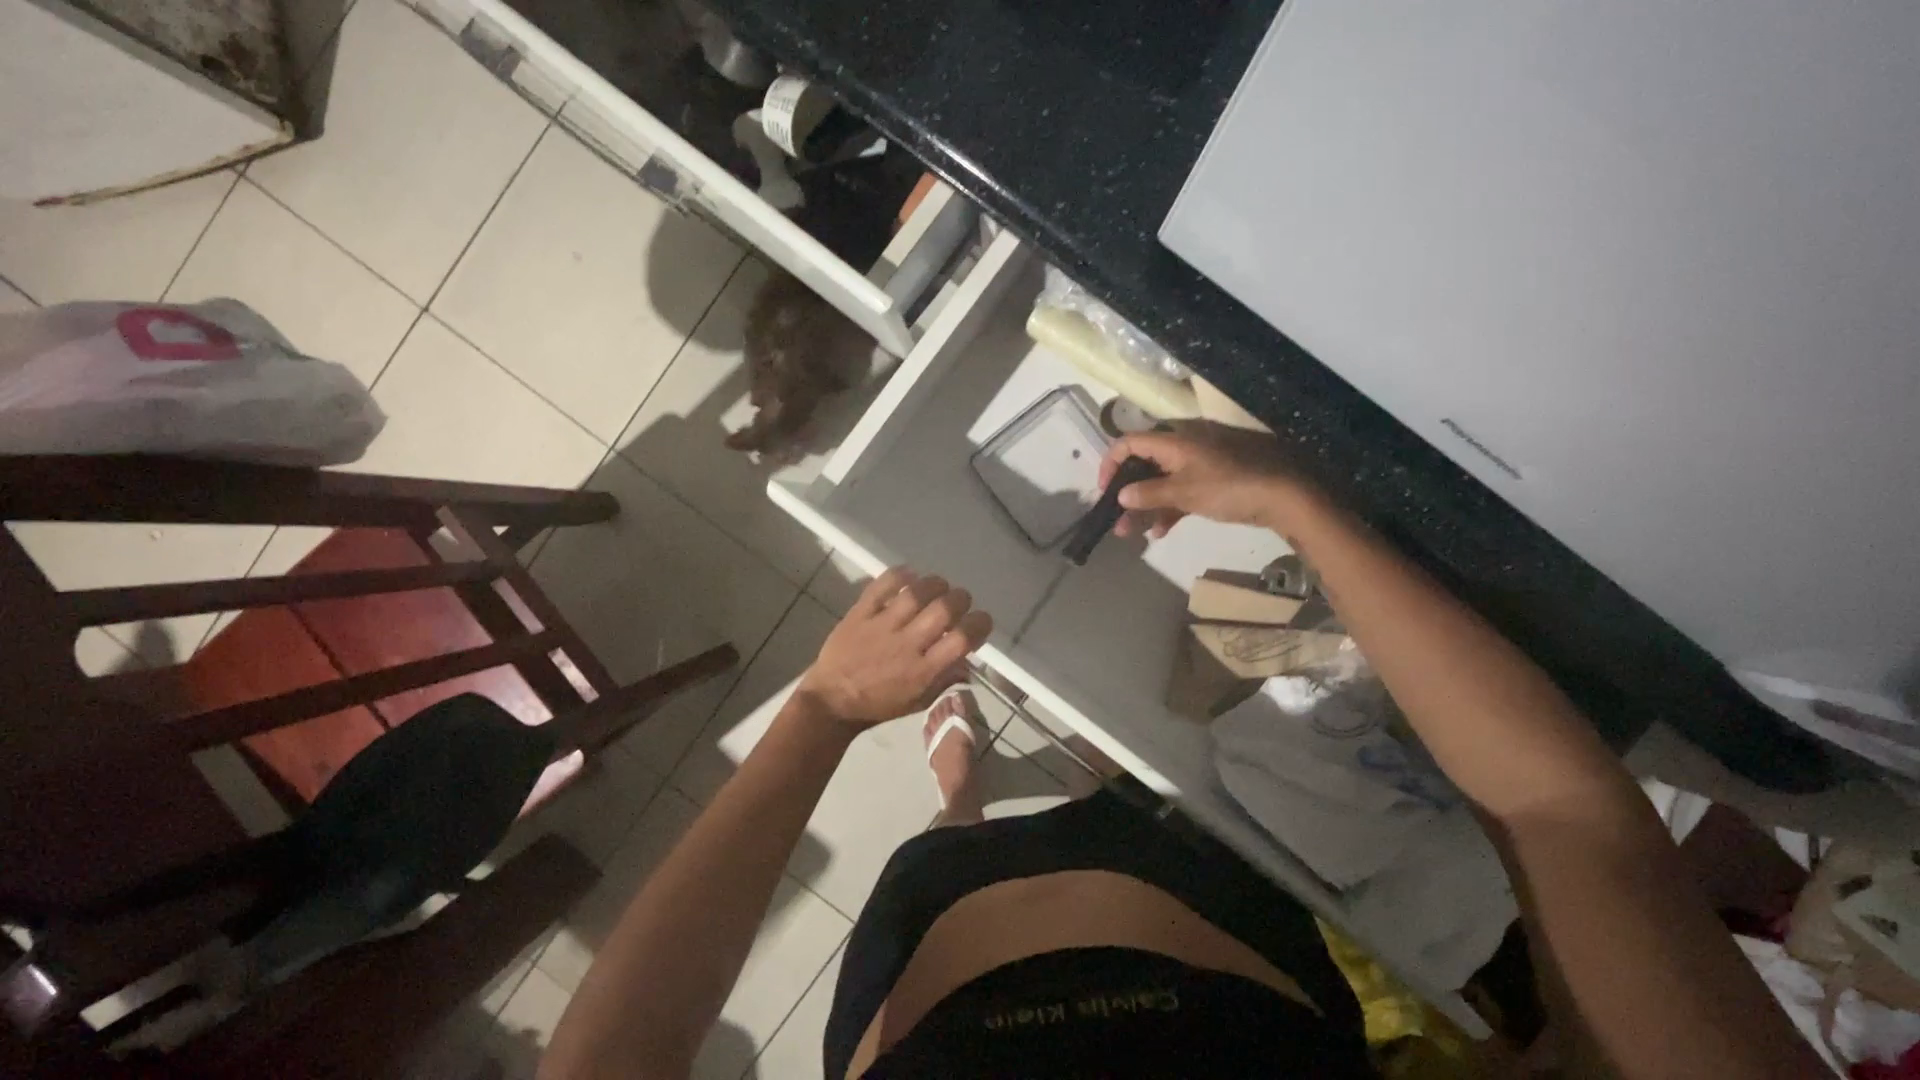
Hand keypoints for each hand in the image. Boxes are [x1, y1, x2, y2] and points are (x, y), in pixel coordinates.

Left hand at [797, 567, 993, 724]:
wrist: (831, 701)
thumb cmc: (878, 705)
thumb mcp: (918, 702)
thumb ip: (945, 681)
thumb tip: (968, 662)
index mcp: (923, 671)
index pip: (961, 640)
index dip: (979, 624)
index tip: (982, 619)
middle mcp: (906, 645)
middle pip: (943, 611)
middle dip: (960, 599)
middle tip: (960, 599)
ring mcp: (881, 627)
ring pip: (915, 594)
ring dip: (935, 584)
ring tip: (939, 585)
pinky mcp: (859, 614)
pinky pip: (881, 586)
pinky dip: (899, 575)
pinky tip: (910, 575)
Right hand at [1100, 422, 1309, 538]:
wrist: (1282, 496)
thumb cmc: (1228, 488)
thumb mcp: (1184, 492)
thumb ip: (1150, 493)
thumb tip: (1121, 494)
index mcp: (1174, 442)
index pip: (1130, 443)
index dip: (1111, 463)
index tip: (1105, 490)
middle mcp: (1182, 450)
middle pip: (1143, 466)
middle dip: (1126, 494)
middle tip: (1115, 519)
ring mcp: (1197, 467)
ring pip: (1160, 484)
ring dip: (1144, 507)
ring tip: (1130, 533)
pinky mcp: (1210, 484)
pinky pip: (1179, 494)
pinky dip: (1167, 511)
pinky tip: (1159, 533)